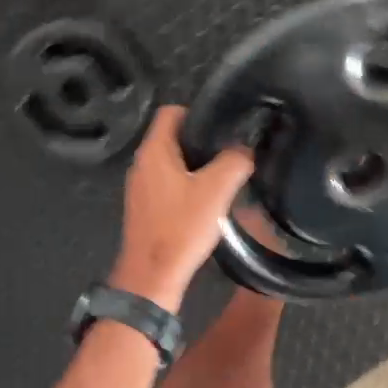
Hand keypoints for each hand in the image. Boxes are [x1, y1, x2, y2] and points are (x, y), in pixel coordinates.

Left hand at [110, 106, 253, 310]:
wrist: (153, 276)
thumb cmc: (181, 227)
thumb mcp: (217, 190)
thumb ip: (235, 161)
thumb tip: (246, 148)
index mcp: (154, 150)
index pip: (171, 111)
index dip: (198, 112)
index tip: (224, 125)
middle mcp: (142, 163)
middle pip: (173, 136)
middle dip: (202, 141)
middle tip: (231, 150)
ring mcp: (141, 187)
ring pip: (172, 162)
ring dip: (196, 166)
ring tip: (223, 175)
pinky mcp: (145, 208)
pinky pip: (168, 184)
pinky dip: (187, 186)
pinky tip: (207, 201)